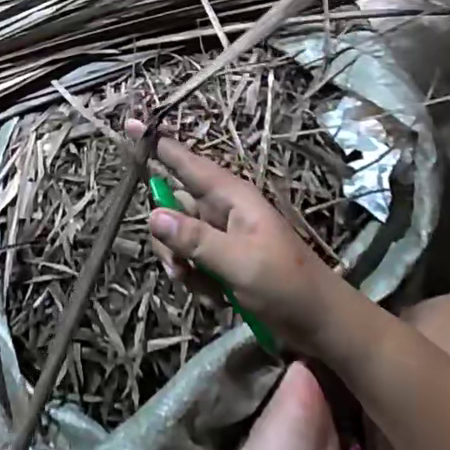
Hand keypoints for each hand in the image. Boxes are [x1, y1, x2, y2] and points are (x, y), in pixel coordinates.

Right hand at [132, 120, 347, 350]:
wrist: (320, 325)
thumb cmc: (286, 285)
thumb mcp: (239, 262)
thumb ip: (194, 239)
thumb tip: (153, 215)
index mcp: (230, 195)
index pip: (185, 161)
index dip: (157, 143)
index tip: (129, 124)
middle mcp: (221, 208)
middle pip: (171, 206)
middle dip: (168, 239)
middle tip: (179, 269)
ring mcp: (220, 234)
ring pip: (176, 237)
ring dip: (181, 264)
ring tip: (203, 288)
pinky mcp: (220, 258)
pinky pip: (189, 259)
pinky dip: (195, 280)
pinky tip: (216, 298)